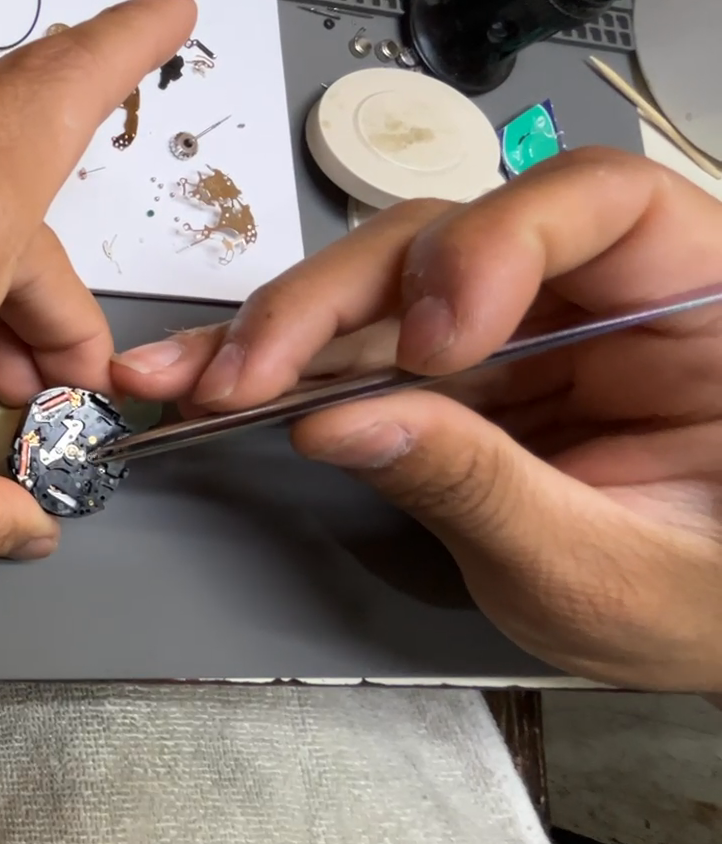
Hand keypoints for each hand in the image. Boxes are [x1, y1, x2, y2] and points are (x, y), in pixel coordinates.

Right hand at [108, 149, 721, 689]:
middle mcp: (577, 299)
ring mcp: (483, 331)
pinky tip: (185, 378)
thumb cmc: (702, 607)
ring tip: (174, 378)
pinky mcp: (416, 368)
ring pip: (349, 293)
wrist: (687, 636)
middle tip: (239, 382)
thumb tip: (331, 427)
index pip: (590, 207)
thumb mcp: (605, 571)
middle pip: (422, 244)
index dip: (489, 250)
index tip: (429, 351)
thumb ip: (478, 488)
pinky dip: (248, 366)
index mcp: (694, 314)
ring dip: (252, 338)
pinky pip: (322, 348)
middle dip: (314, 311)